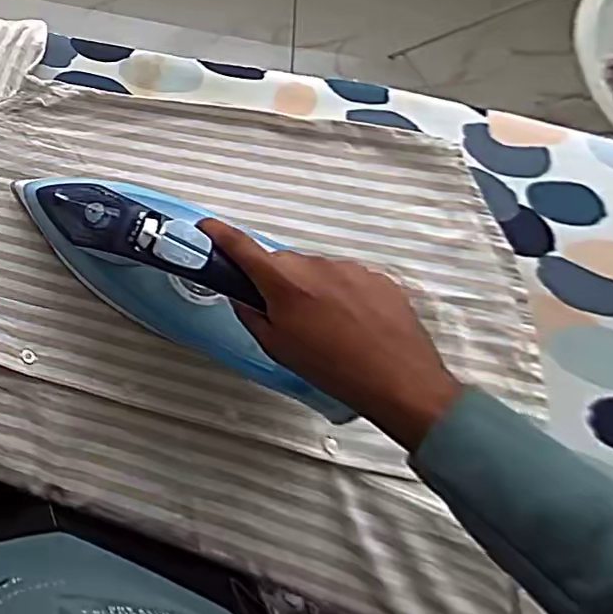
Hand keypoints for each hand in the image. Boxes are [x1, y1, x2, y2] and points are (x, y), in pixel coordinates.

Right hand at [199, 219, 462, 449]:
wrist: (404, 387)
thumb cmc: (335, 369)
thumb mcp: (275, 346)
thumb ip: (249, 313)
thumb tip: (243, 298)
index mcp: (282, 281)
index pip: (239, 245)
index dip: (218, 232)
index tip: (208, 226)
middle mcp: (313, 266)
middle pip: (279, 262)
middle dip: (276, 281)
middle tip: (284, 312)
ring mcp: (348, 269)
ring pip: (313, 270)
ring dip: (311, 288)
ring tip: (327, 325)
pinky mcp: (377, 278)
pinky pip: (345, 278)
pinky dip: (342, 294)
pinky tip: (352, 323)